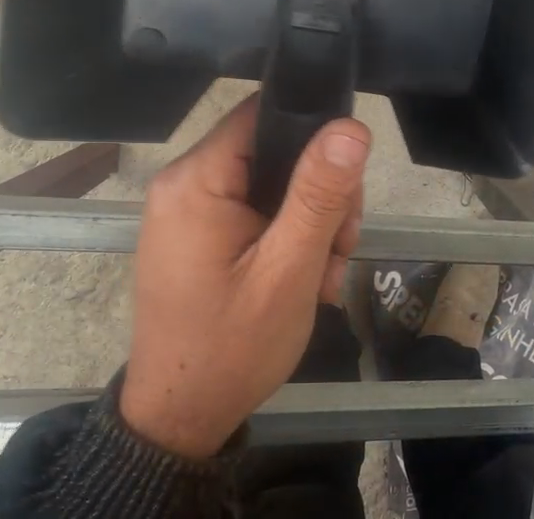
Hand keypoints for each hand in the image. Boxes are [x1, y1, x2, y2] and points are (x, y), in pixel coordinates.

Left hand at [119, 95, 369, 457]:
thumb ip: (320, 195)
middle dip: (322, 192)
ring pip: (276, 181)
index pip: (266, 113)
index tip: (347, 180)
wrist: (181, 420)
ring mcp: (191, 209)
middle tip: (340, 245)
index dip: (316, 133)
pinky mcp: (201, 232)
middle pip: (277, 149)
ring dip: (314, 220)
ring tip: (324, 272)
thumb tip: (352, 127)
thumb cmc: (232, 347)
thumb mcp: (288, 270)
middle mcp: (185, 183)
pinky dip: (291, 235)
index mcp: (196, 181)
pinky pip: (259, 208)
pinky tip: (308, 275)